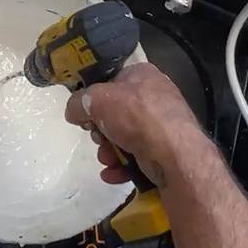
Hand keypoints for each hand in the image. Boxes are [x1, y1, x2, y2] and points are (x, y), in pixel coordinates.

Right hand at [64, 63, 207, 186]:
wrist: (175, 155)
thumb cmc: (137, 116)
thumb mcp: (98, 100)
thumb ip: (79, 102)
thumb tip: (73, 111)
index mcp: (143, 74)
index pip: (112, 82)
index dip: (95, 98)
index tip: (85, 115)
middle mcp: (156, 96)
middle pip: (117, 113)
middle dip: (101, 131)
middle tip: (97, 139)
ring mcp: (163, 125)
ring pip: (125, 137)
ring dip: (109, 151)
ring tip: (106, 159)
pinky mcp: (166, 150)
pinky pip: (137, 156)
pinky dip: (122, 165)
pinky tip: (113, 173)